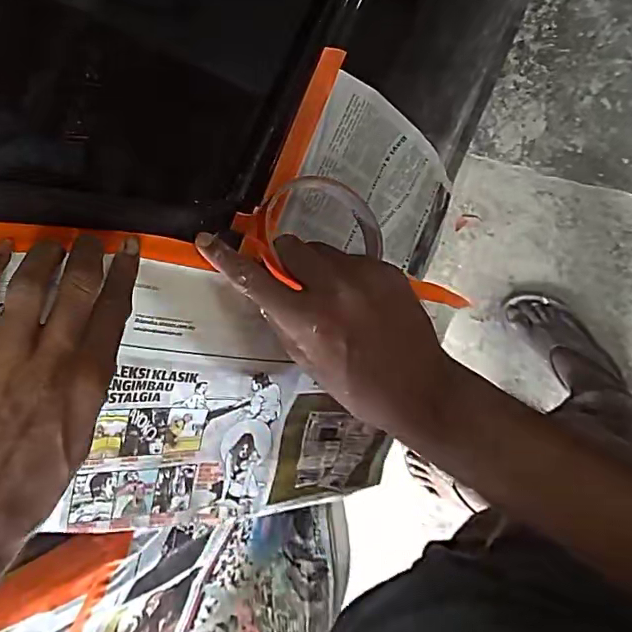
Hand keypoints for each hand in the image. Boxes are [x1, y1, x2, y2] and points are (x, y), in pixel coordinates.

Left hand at [0, 235, 138, 562]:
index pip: (112, 315)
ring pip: (26, 290)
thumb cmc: (34, 483)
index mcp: (84, 388)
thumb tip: (94, 335)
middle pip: (75, 292)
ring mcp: (2, 363)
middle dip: (87, 255)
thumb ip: (88, 383)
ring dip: (42, 256)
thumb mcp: (81, 436)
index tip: (126, 250)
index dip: (123, 275)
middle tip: (89, 238)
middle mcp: (48, 367)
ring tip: (51, 242)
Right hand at [195, 232, 458, 439]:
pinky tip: (360, 299)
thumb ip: (281, 321)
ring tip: (333, 294)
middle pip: (289, 247)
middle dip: (284, 259)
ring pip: (321, 249)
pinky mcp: (386, 270)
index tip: (207, 241)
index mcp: (308, 319)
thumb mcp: (307, 360)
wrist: (424, 391)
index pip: (255, 280)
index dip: (226, 258)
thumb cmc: (357, 385)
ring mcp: (363, 276)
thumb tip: (264, 293)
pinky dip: (346, 273)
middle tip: (293, 280)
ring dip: (316, 265)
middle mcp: (333, 290)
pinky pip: (351, 258)